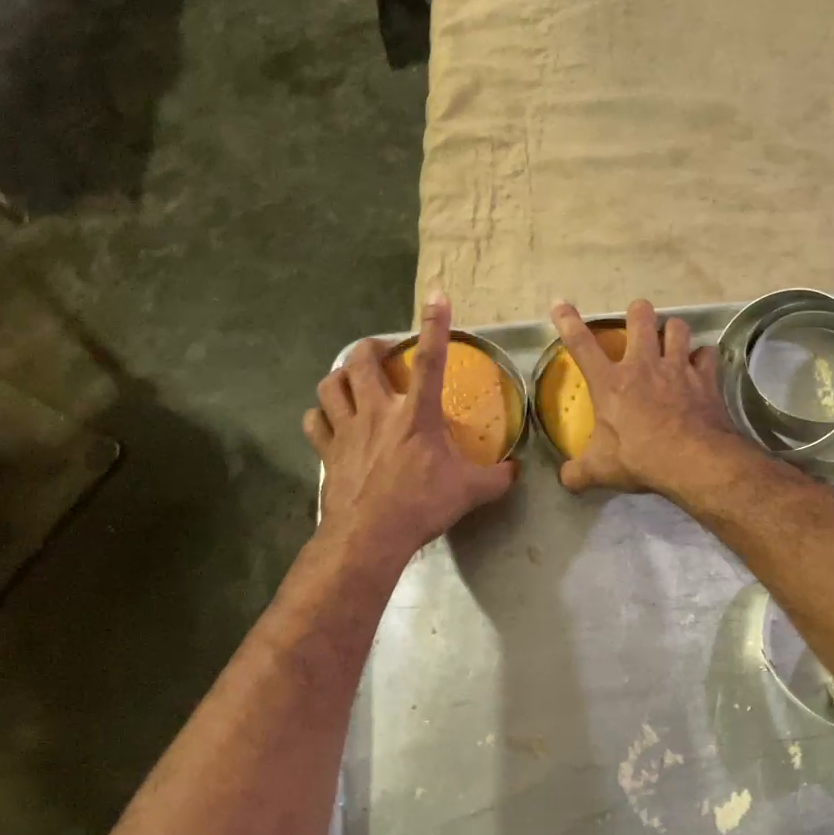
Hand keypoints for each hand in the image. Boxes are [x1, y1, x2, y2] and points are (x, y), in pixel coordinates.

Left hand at [304, 293, 516, 556]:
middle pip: (362, 361)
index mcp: (416, 415)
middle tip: (384, 354)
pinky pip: (316, 421)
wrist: (368, 537)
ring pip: (331, 384)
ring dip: (341, 376)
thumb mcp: (470, 492)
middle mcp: (378, 412)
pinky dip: (322, 414)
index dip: (434, 326)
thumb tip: (517, 471)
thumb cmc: (421, 506)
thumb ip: (497, 477)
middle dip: (371, 348)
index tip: (437, 297)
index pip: (430, 360)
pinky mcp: (328, 452)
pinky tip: (332, 418)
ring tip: (354, 379)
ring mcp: (347, 430)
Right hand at [550, 298, 738, 493]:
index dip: (568, 322)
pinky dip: (704, 357)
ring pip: (677, 328)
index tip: (560, 304)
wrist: (693, 460)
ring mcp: (677, 368)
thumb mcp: (599, 470)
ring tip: (672, 337)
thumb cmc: (640, 459)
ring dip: (673, 330)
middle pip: (640, 318)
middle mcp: (643, 366)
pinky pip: (707, 354)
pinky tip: (701, 364)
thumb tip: (566, 479)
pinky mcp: (705, 378)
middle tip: (638, 317)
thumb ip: (578, 473)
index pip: (581, 345)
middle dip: (638, 312)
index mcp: (610, 383)